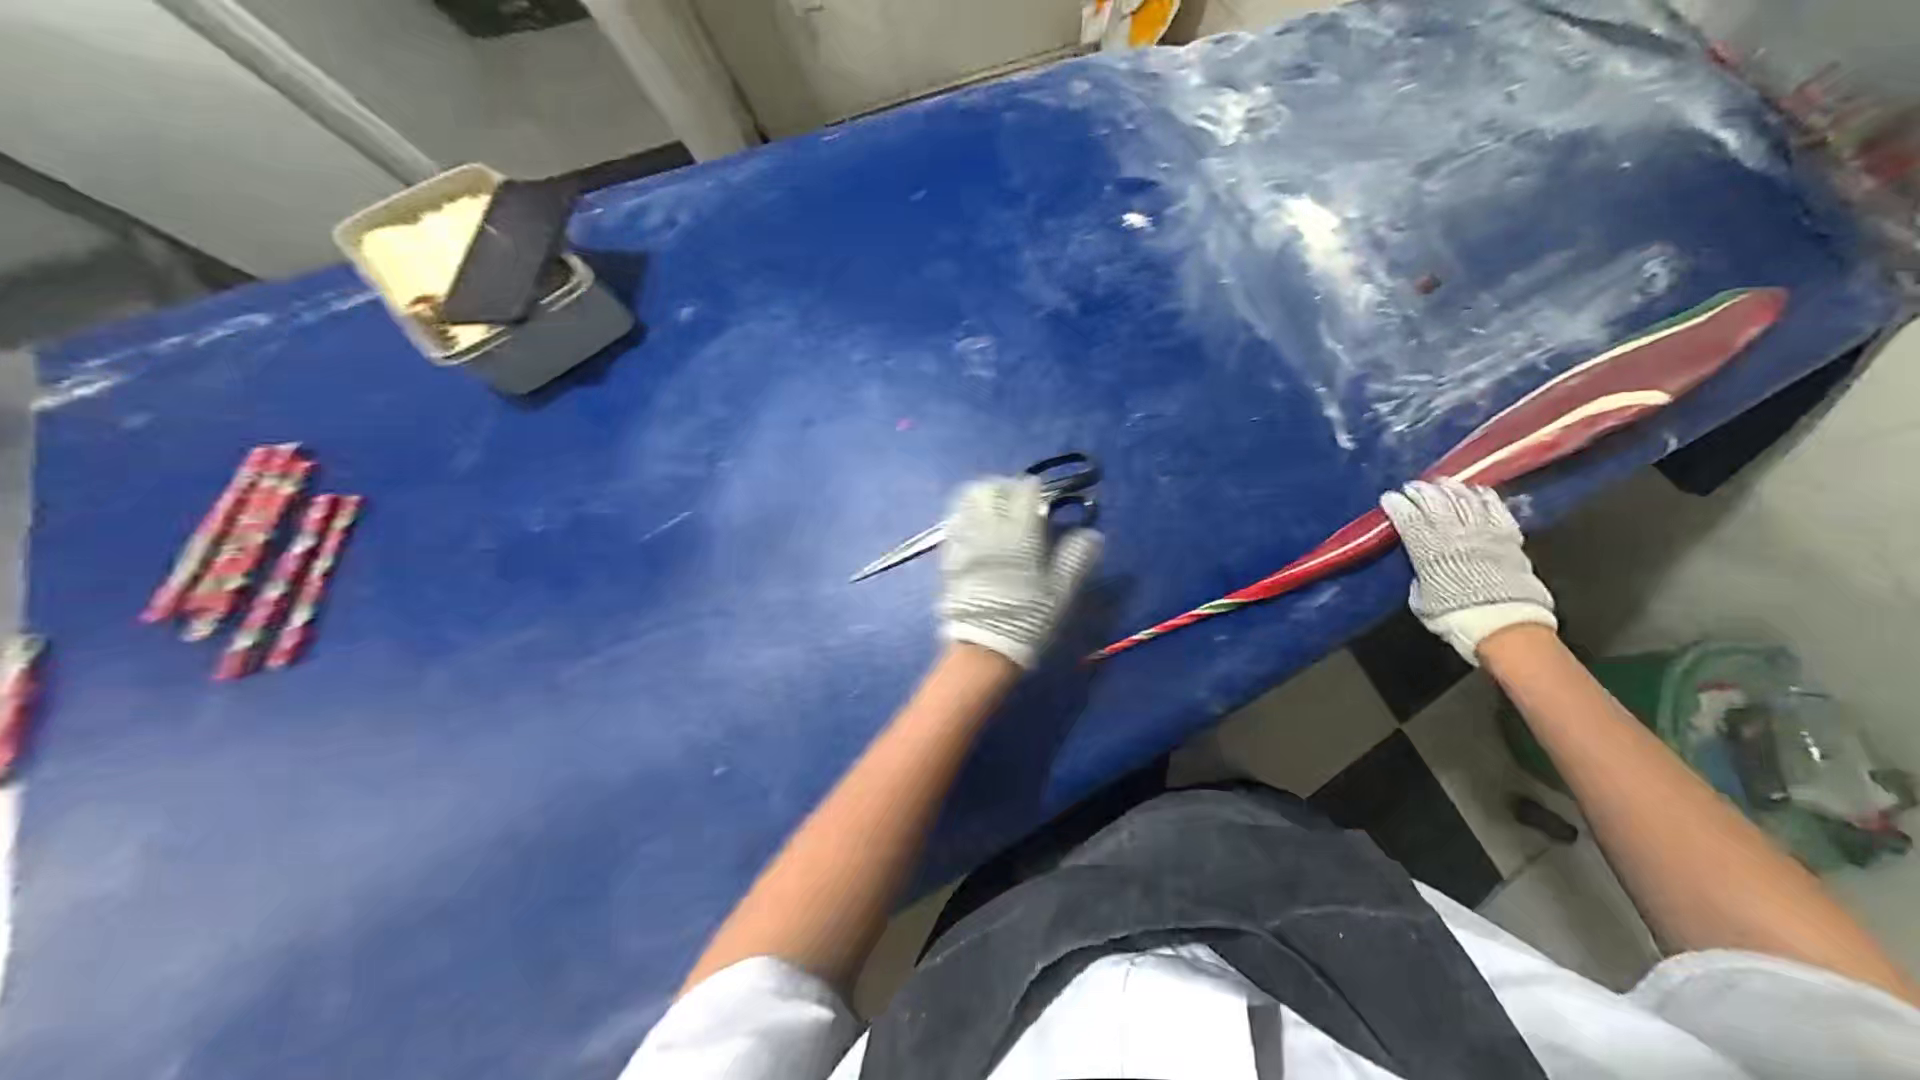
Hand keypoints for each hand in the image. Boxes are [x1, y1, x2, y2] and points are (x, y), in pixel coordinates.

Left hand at [938, 476, 1102, 669]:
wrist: (985, 647)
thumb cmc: (1028, 617)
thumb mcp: (1062, 591)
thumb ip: (1077, 557)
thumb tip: (1092, 535)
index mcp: (1020, 533)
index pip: (1025, 490)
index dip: (1035, 491)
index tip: (1041, 502)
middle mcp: (989, 528)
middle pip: (991, 488)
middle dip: (1005, 490)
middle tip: (1016, 504)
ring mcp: (965, 540)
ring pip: (968, 501)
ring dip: (983, 500)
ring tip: (994, 514)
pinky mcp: (949, 555)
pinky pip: (955, 523)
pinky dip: (966, 518)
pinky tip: (977, 532)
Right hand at [1379, 478, 1555, 664]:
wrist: (1503, 623)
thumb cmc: (1455, 616)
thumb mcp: (1422, 598)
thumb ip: (1420, 576)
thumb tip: (1422, 569)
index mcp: (1427, 550)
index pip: (1407, 519)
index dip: (1397, 505)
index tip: (1389, 497)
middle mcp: (1454, 535)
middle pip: (1435, 503)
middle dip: (1421, 492)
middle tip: (1413, 486)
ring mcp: (1483, 533)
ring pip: (1464, 501)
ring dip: (1451, 488)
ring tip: (1442, 482)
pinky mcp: (1508, 536)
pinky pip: (1496, 509)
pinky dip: (1486, 497)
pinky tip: (1478, 490)